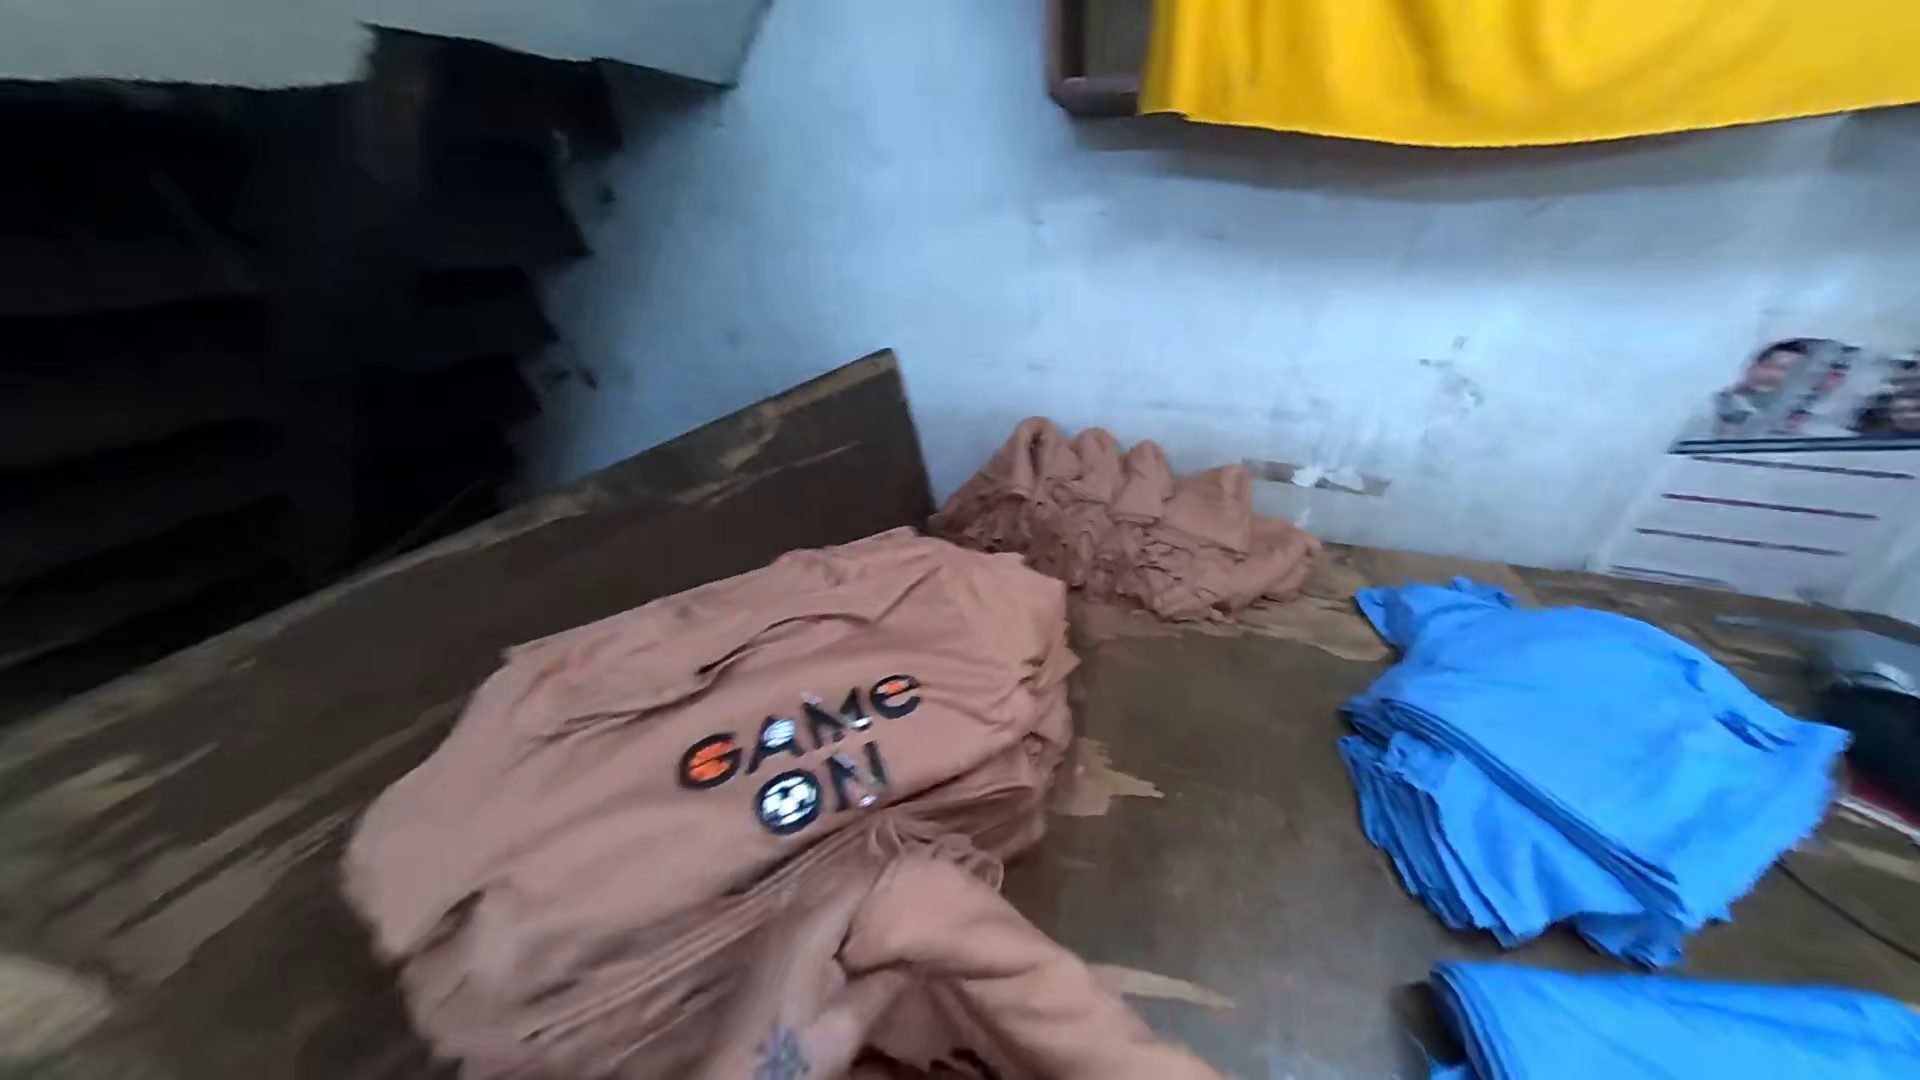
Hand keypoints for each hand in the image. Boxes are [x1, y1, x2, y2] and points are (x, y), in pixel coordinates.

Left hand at [695, 874, 910, 1079]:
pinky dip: (828, 899)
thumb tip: (916, 953)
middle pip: (837, 875)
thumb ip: (885, 982)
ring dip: (848, 887)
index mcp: (812, 924)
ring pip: (819, 884)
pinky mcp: (765, 940)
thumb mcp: (848, 1026)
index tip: (917, 879)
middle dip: (871, 878)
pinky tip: (844, 924)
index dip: (889, 875)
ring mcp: (773, 924)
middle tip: (905, 891)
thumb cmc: (792, 1057)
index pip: (858, 879)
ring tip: (880, 904)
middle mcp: (790, 912)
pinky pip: (804, 899)